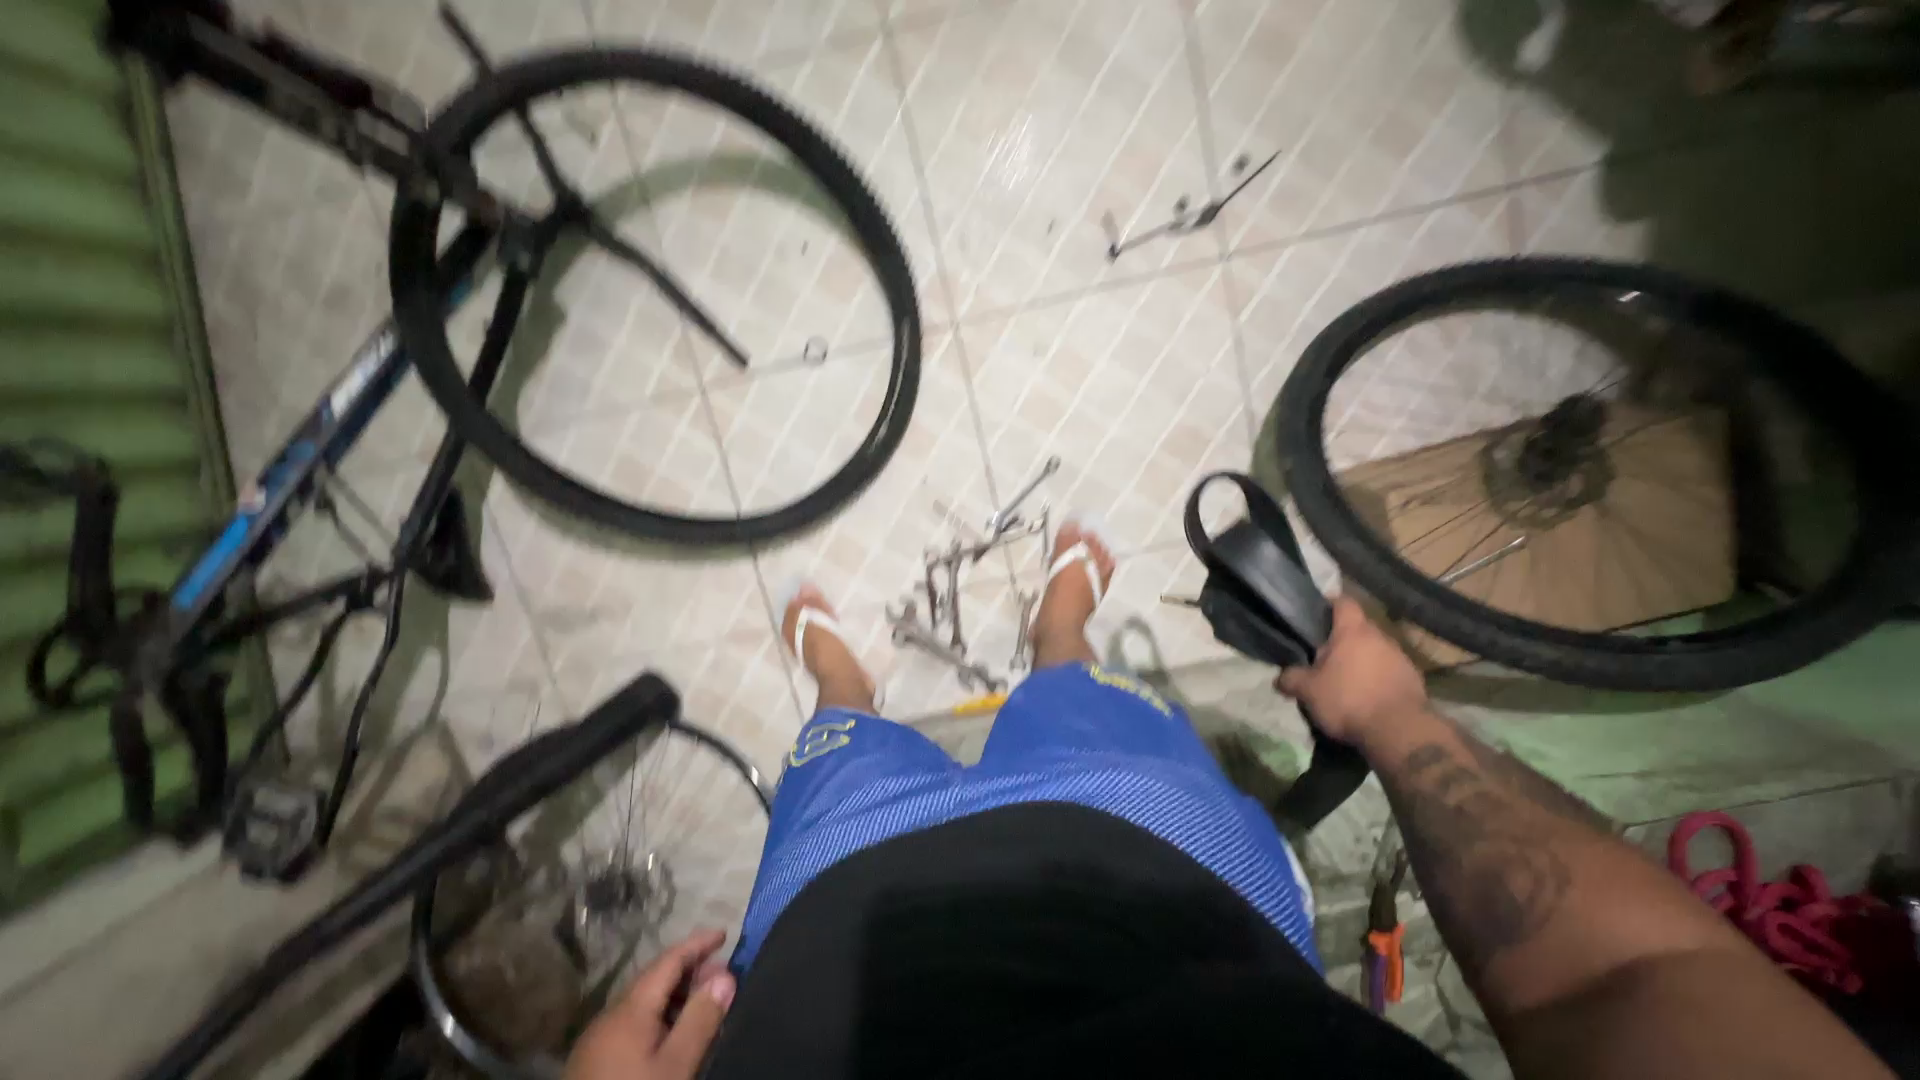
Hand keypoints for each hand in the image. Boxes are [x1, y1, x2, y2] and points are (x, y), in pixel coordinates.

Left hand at [564, 929, 735, 1079]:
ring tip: (703, 1005)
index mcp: (629, 1009)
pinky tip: (671, 1036)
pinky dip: (659, 1017)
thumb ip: (700, 1020)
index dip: (697, 944)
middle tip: (723, 975)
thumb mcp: (676, 1066)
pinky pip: (631, 1025)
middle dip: (689, 971)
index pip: (668, 960)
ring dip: (674, 996)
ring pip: (641, 1003)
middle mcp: (609, 1016)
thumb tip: (724, 975)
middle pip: (653, 980)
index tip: (725, 934)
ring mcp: (596, 1041)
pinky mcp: (591, 1064)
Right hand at [1274, 596, 1426, 745]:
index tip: (1317, 614)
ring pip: (1376, 650)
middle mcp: (1380, 637)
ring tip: (1347, 680)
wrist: (1399, 730)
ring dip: (1363, 660)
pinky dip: (1379, 678)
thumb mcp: (1308, 692)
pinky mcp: (1414, 679)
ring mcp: (1401, 658)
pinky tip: (1369, 696)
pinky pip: (1390, 670)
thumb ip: (1292, 679)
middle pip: (1359, 628)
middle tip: (1325, 656)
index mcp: (1353, 632)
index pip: (1343, 602)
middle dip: (1343, 639)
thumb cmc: (1348, 700)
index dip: (1330, 604)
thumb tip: (1280, 677)